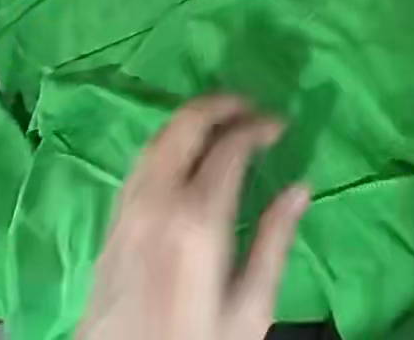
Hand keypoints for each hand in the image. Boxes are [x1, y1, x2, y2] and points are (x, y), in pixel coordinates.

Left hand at [79, 96, 309, 339]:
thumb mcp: (249, 310)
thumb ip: (275, 241)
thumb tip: (301, 188)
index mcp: (198, 219)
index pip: (231, 145)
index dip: (260, 125)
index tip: (281, 124)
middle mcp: (158, 202)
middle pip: (186, 125)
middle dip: (222, 104)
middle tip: (252, 106)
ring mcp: (129, 211)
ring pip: (159, 137)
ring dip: (193, 118)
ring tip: (224, 120)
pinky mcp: (112, 225)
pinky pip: (141, 162)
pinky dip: (168, 140)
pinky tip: (185, 153)